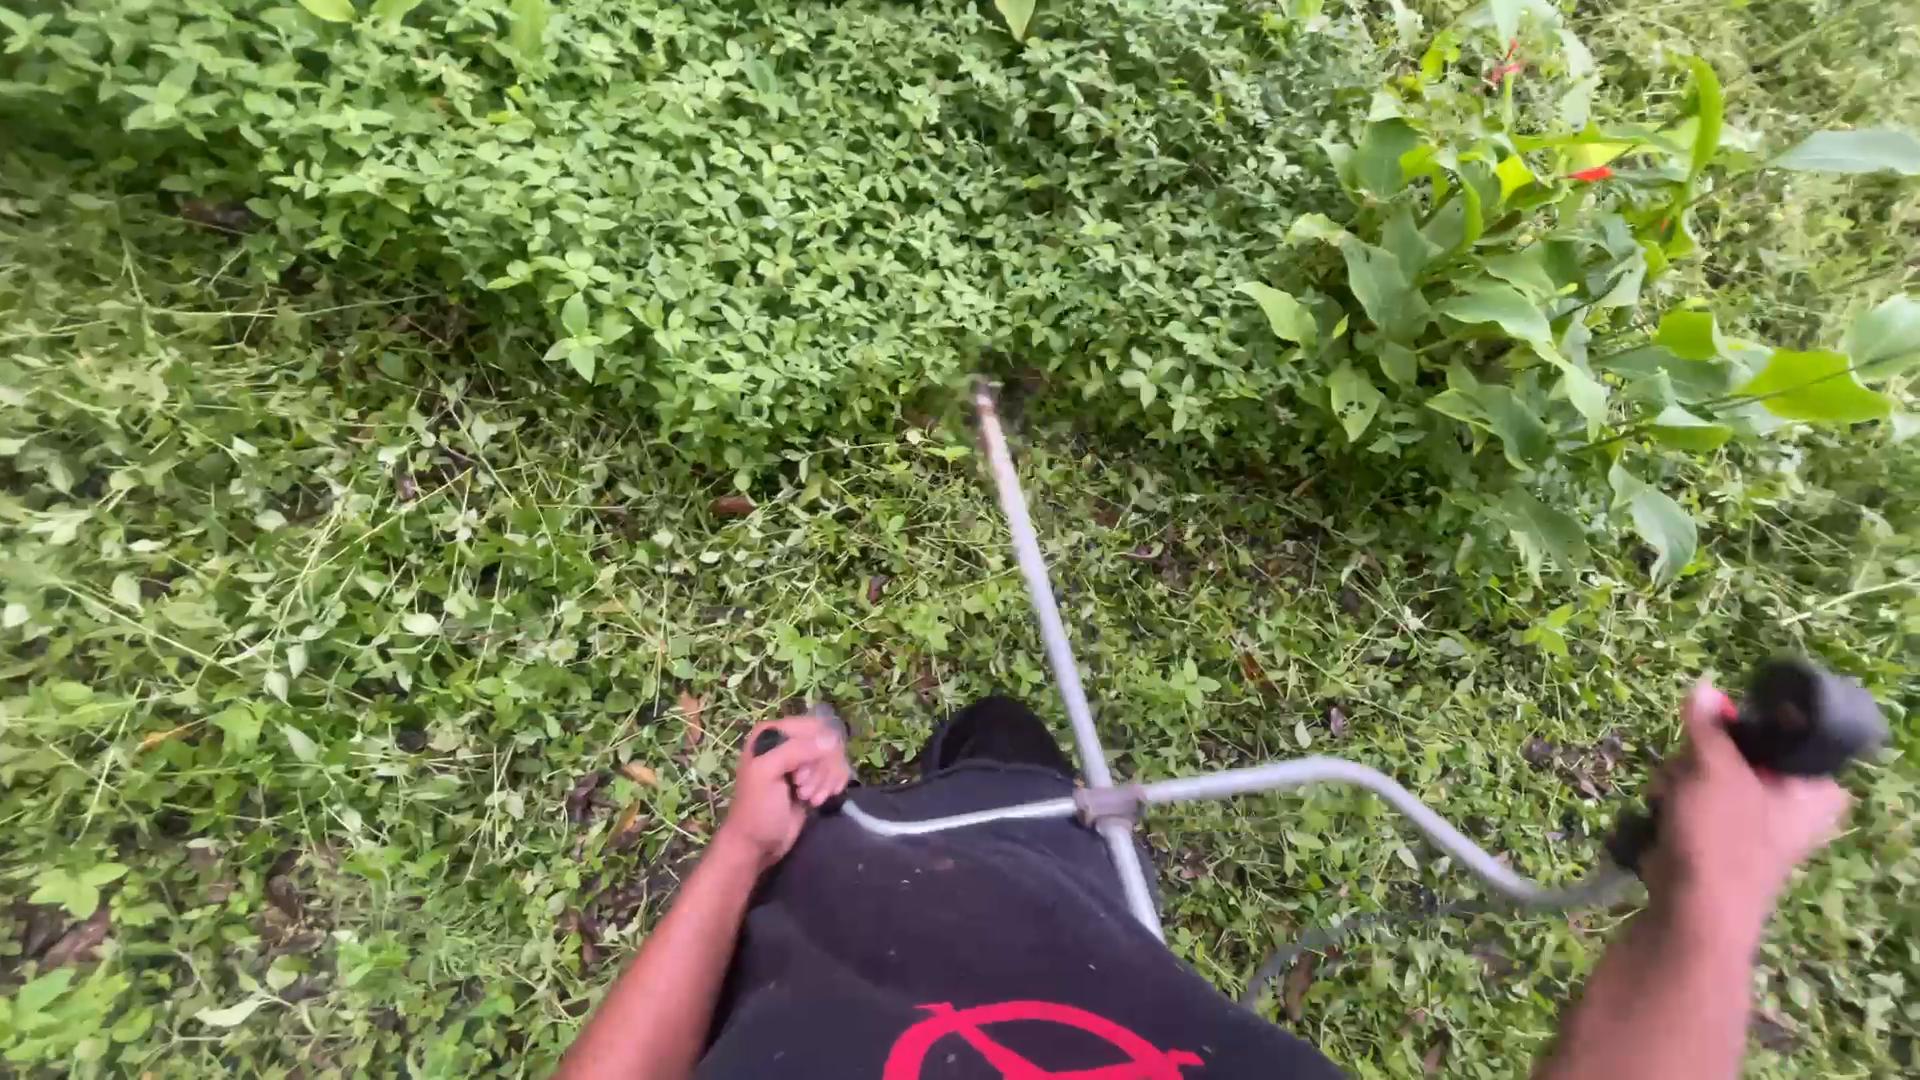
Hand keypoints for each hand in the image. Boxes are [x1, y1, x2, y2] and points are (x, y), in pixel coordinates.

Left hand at [714, 717, 849, 871]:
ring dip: (827, 779)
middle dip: (821, 769)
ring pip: (835, 756)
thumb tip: (831, 740)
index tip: (800, 777)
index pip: (813, 727)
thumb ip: (794, 751)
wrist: (758, 845)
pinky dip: (833, 784)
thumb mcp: (766, 774)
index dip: (814, 751)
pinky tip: (819, 800)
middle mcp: (789, 741)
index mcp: (772, 732)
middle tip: (803, 790)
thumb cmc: (757, 809)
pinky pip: (838, 769)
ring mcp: (803, 759)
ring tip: (810, 798)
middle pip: (827, 742)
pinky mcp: (815, 776)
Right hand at [1643, 680, 1850, 940]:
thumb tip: (1704, 686)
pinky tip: (1666, 806)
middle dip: (1696, 757)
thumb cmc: (1722, 837)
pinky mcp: (1722, 830)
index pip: (1781, 738)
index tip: (1711, 734)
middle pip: (1735, 751)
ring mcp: (1756, 819)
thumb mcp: (1714, 772)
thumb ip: (1708, 728)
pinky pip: (1694, 793)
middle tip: (1688, 773)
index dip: (1740, 730)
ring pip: (1707, 770)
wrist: (1696, 901)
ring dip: (1678, 776)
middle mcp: (1792, 803)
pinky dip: (1674, 795)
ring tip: (1671, 795)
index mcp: (1815, 791)